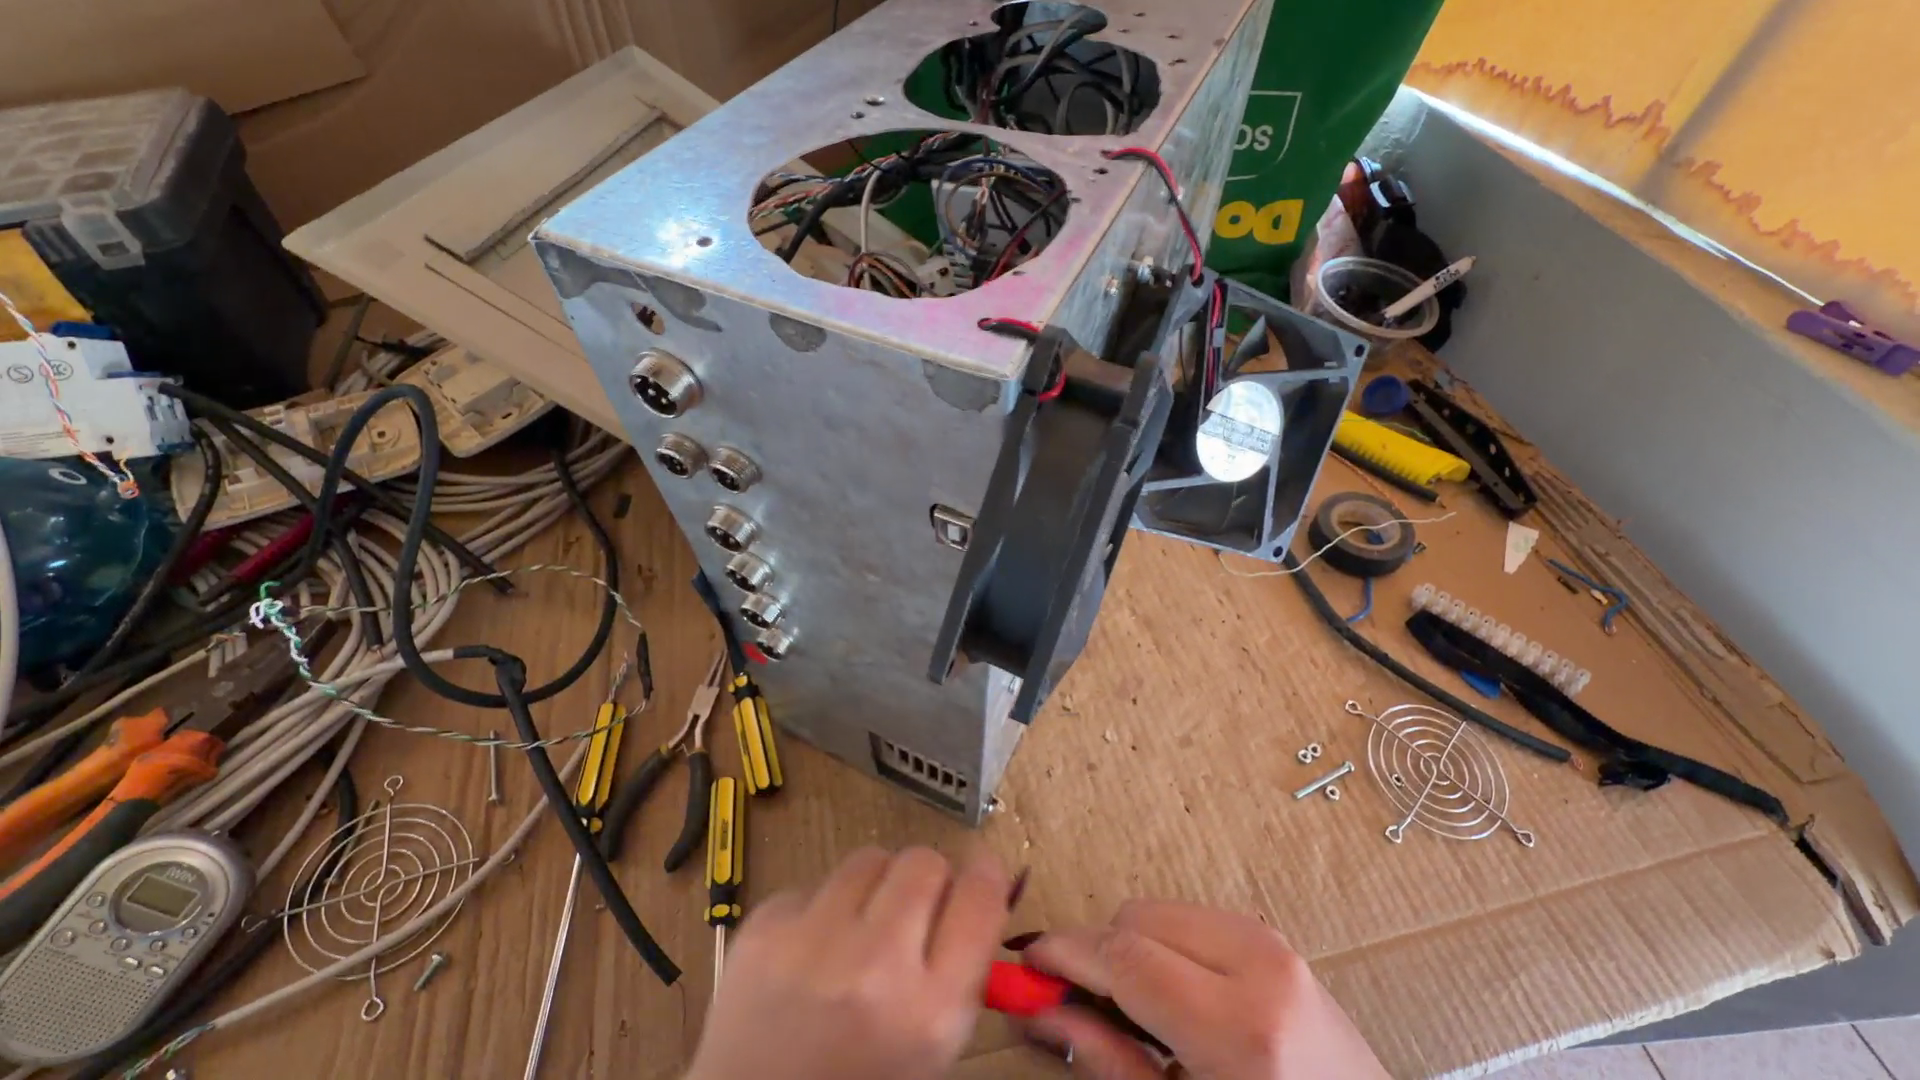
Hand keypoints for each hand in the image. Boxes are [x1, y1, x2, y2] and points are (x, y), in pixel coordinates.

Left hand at [685, 846, 1011, 1079]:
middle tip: (913, 909)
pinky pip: (814, 883)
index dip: (986, 877)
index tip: (980, 876)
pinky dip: (820, 908)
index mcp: (931, 1010)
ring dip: (875, 884)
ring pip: (869, 858)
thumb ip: (962, 970)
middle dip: (927, 879)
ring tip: (859, 928)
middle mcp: (876, 966)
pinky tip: (810, 950)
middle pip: (924, 862)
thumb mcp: (933, 1046)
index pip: (980, 897)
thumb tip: (979, 888)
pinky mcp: (764, 929)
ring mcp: (813, 942)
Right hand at [1019, 901, 1387, 1079]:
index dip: (1063, 955)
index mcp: (1238, 1026)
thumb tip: (1041, 1012)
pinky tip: (1168, 993)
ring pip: (1159, 911)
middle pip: (1135, 919)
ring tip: (1132, 1005)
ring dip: (1129, 946)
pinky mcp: (1276, 939)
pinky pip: (1190, 918)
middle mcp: (1259, 966)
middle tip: (1075, 998)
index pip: (1122, 955)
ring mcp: (1273, 944)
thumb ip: (1108, 1058)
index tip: (1027, 968)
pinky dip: (1163, 944)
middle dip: (1096, 953)